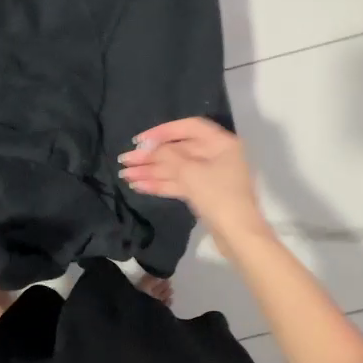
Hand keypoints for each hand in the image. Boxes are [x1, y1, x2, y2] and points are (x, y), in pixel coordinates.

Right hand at [118, 117, 266, 235]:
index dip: (162, 132)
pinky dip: (160, 184)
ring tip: (126, 176)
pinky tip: (139, 186)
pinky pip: (179, 184)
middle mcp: (215, 155)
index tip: (139, 141)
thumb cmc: (219, 196)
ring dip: (151, 172)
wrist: (238, 234)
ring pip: (175, 169)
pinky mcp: (203, 193)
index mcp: (219, 142)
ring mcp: (209, 175)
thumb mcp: (190, 172)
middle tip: (124, 162)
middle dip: (150, 157)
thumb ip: (166, 155)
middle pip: (178, 150)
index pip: (188, 128)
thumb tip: (147, 147)